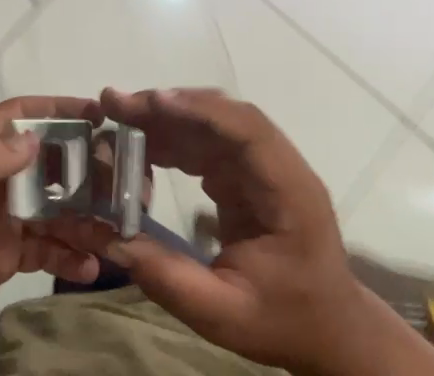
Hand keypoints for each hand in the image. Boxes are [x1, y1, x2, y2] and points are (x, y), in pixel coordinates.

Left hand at [0, 96, 102, 355]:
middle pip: (39, 162)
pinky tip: (91, 265)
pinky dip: (68, 253)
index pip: (12, 119)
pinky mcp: (5, 254)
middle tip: (120, 179)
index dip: (51, 110)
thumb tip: (32, 138)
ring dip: (81, 215)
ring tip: (114, 230)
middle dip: (78, 167)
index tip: (94, 114)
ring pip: (49, 206)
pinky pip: (45, 246)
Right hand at [46, 88, 433, 375]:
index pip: (249, 132)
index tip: (152, 102)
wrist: (326, 331)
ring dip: (165, 117)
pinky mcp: (246, 176)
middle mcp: (279, 169)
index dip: (200, 111)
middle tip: (116, 105)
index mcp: (289, 195)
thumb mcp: (221, 315)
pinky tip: (139, 146)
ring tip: (117, 118)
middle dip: (169, 106)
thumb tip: (107, 236)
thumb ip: (165, 276)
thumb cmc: (282, 321)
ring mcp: (262, 169)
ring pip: (212, 124)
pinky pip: (207, 142)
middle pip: (224, 117)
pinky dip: (172, 138)